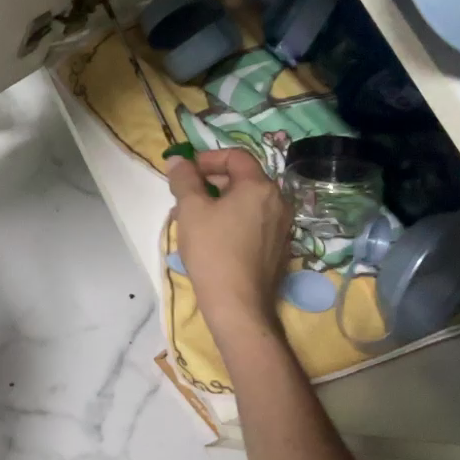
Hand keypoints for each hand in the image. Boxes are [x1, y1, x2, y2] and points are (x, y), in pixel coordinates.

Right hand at [167, 149, 290, 330]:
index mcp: (259, 187)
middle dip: (210, 183)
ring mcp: (282, 226)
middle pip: (242, 179)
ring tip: (193, 220)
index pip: (236, 156)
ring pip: (246, 202)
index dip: (208, 159)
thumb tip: (178, 160)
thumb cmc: (212, 250)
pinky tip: (212, 239)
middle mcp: (278, 202)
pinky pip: (253, 222)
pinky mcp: (278, 248)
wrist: (237, 303)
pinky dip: (232, 220)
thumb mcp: (190, 210)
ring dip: (219, 203)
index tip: (186, 172)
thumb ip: (184, 179)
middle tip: (185, 198)